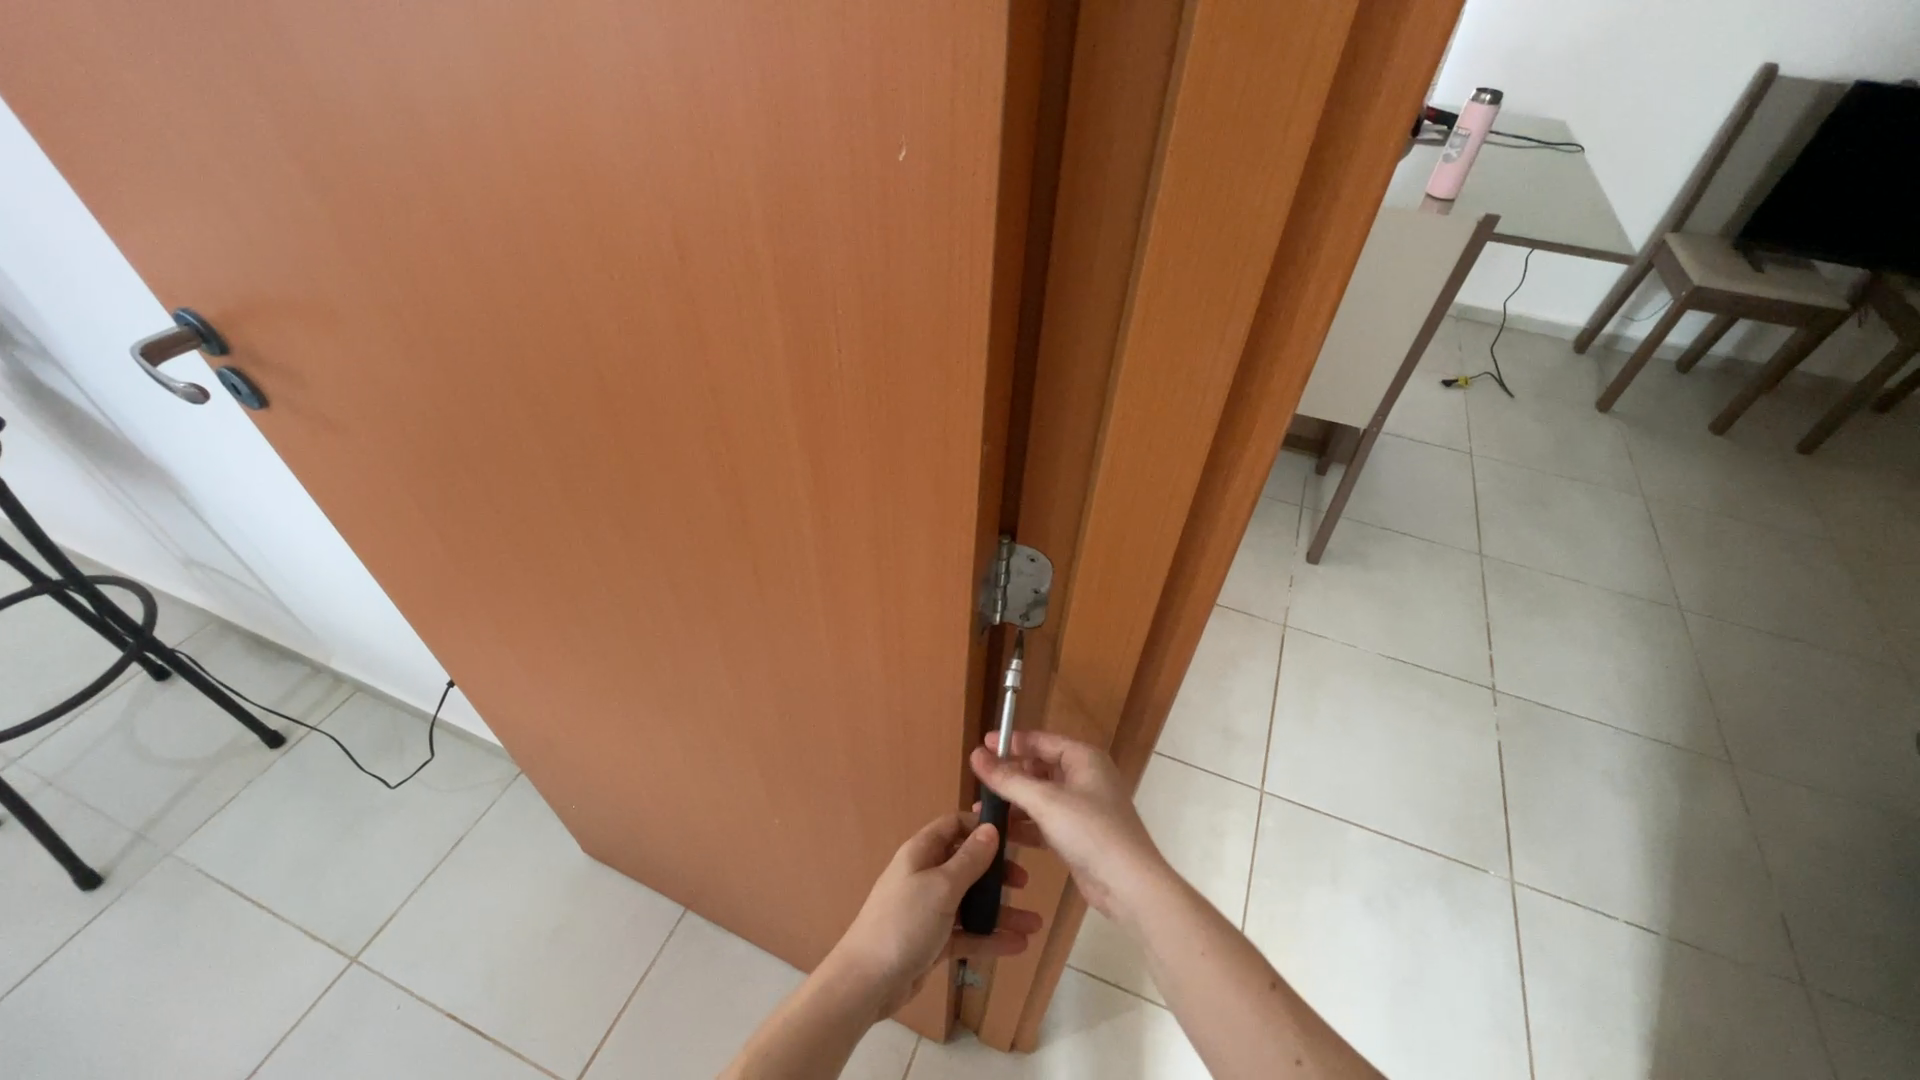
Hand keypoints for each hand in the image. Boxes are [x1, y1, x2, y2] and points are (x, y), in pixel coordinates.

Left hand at [825, 812, 1041, 1017]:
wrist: (867, 982)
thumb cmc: (904, 923)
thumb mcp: (941, 886)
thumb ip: (969, 859)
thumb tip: (990, 828)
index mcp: (921, 853)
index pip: (953, 826)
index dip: (981, 826)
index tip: (1014, 834)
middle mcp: (925, 876)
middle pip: (966, 865)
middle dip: (997, 873)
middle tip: (1024, 882)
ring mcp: (928, 910)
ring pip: (970, 903)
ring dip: (1000, 911)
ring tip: (1034, 924)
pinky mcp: (932, 941)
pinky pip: (967, 933)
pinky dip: (989, 938)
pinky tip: (1018, 946)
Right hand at [969, 732, 1170, 926]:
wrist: (1128, 884)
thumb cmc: (1090, 831)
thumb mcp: (1045, 801)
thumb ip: (1008, 779)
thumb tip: (975, 755)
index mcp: (1083, 758)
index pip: (1040, 741)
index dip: (1010, 742)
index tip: (980, 746)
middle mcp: (1084, 777)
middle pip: (1039, 768)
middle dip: (1009, 775)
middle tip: (978, 783)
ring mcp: (1082, 807)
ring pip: (1040, 796)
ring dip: (1014, 802)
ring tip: (982, 810)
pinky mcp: (1078, 833)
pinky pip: (1045, 820)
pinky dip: (1025, 824)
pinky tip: (1002, 834)